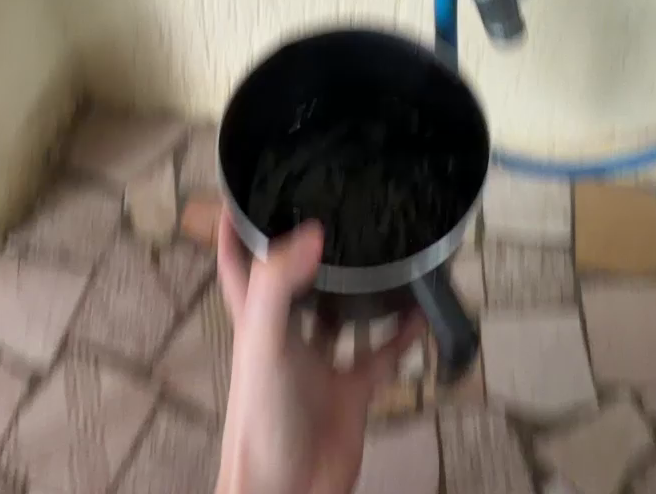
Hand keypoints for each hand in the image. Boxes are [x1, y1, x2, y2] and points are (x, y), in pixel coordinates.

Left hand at [215, 213, 423, 493]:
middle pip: (293, 284)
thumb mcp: (263, 342)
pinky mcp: (350, 391)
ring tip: (382, 253)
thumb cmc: (263, 419)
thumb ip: (279, 284)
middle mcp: (286, 335)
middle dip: (308, 253)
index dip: (235, 228)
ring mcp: (319, 363)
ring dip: (358, 290)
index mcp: (256, 320)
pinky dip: (401, 335)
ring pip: (340, 315)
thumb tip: (312, 232)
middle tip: (334, 214)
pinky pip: (381, 353)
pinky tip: (420, 312)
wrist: (289, 492)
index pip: (239, 263)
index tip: (245, 193)